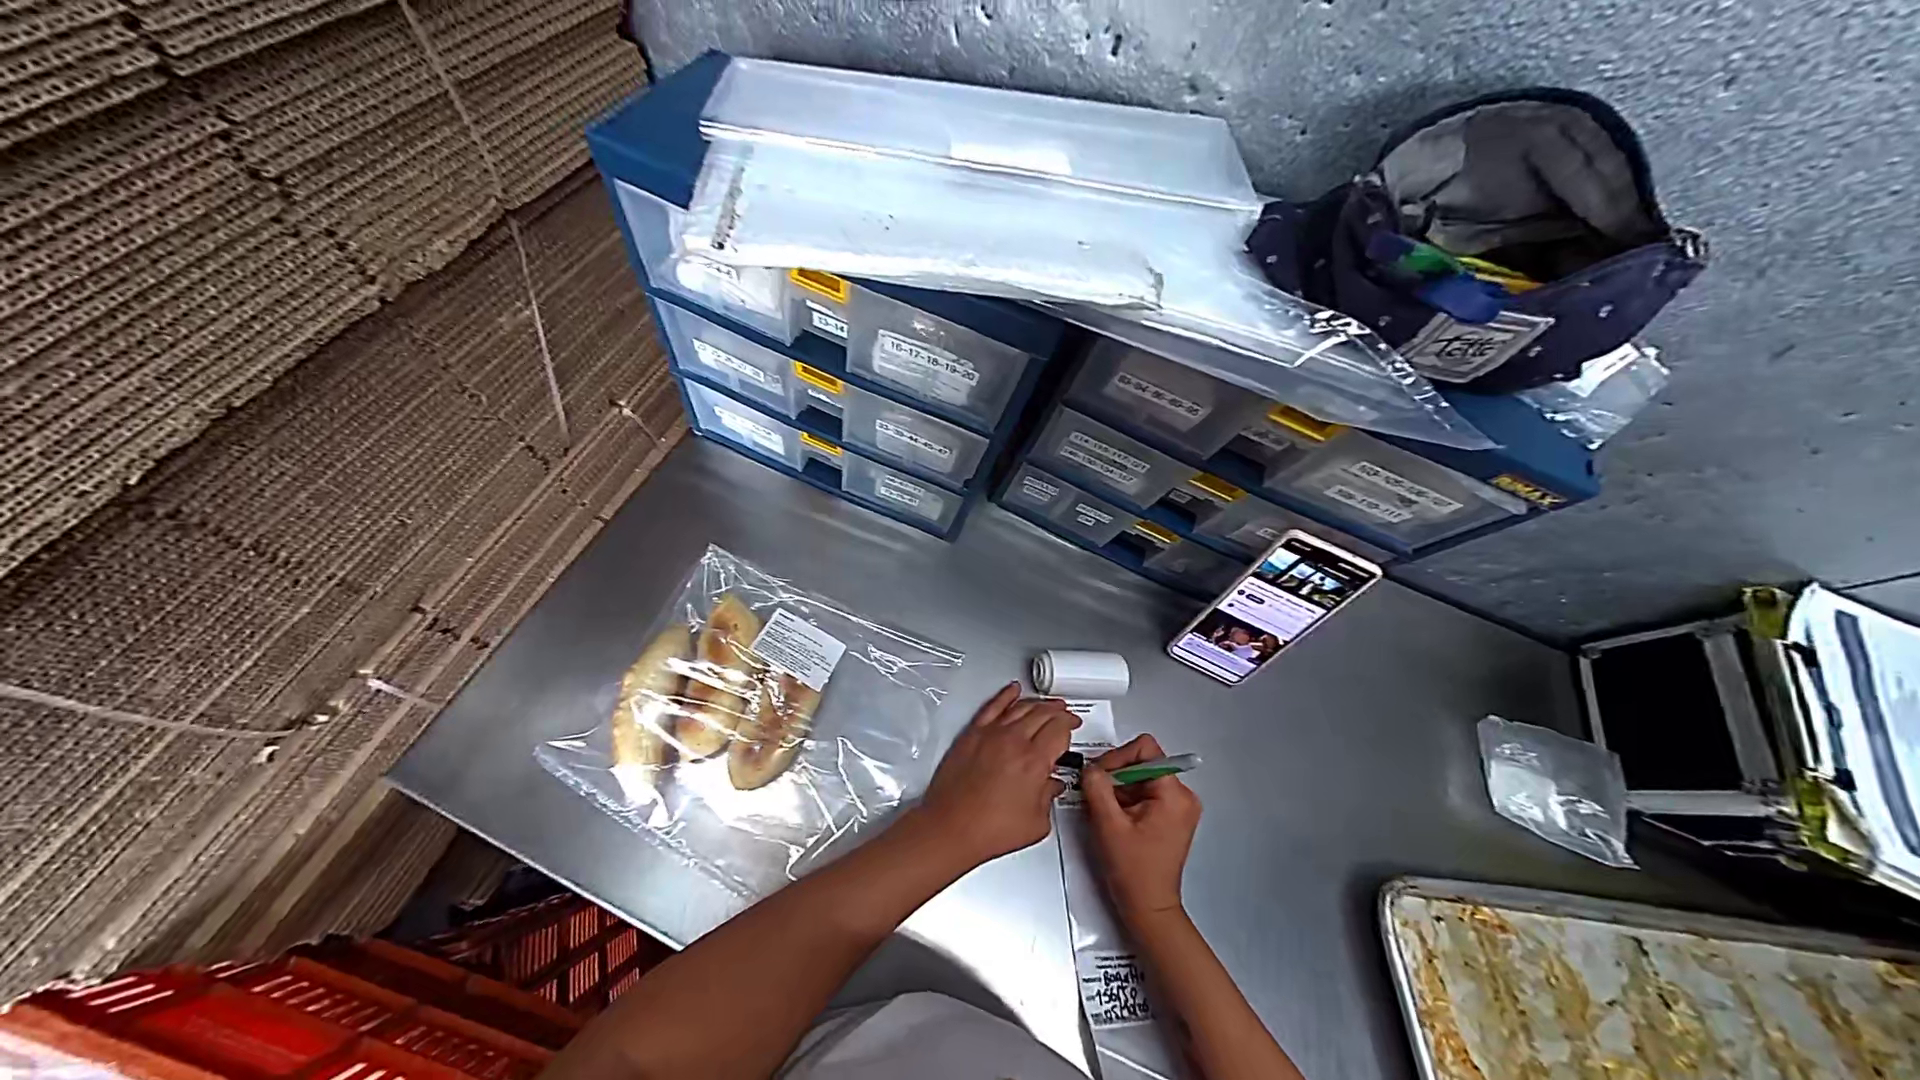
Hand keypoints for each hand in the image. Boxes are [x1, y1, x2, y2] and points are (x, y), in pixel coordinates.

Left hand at [915, 683, 1079, 865]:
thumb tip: (1051, 786)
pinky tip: (1012, 690)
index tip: (1073, 725)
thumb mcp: (1036, 822)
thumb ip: (1049, 797)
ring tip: (1046, 704)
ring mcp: (991, 735)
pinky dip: (1005, 695)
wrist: (951, 828)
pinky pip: (992, 706)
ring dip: (1038, 703)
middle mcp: (1013, 742)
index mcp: (1034, 761)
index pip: (1059, 729)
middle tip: (1064, 714)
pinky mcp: (972, 735)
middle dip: (1058, 712)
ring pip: (1020, 707)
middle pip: (1043, 713)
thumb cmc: (987, 829)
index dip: (1070, 725)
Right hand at [1081, 734, 1201, 923]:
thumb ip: (1097, 787)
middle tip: (1099, 793)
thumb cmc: (1135, 873)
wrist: (1148, 906)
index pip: (1146, 749)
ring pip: (1139, 777)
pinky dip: (1124, 800)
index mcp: (1174, 795)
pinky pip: (1142, 792)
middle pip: (1142, 762)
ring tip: (1107, 812)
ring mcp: (1177, 807)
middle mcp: (1182, 797)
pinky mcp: (1169, 815)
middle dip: (1116, 776)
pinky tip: (1115, 818)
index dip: (1118, 757)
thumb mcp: (1108, 824)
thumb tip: (1091, 767)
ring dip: (1118, 789)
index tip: (1102, 773)